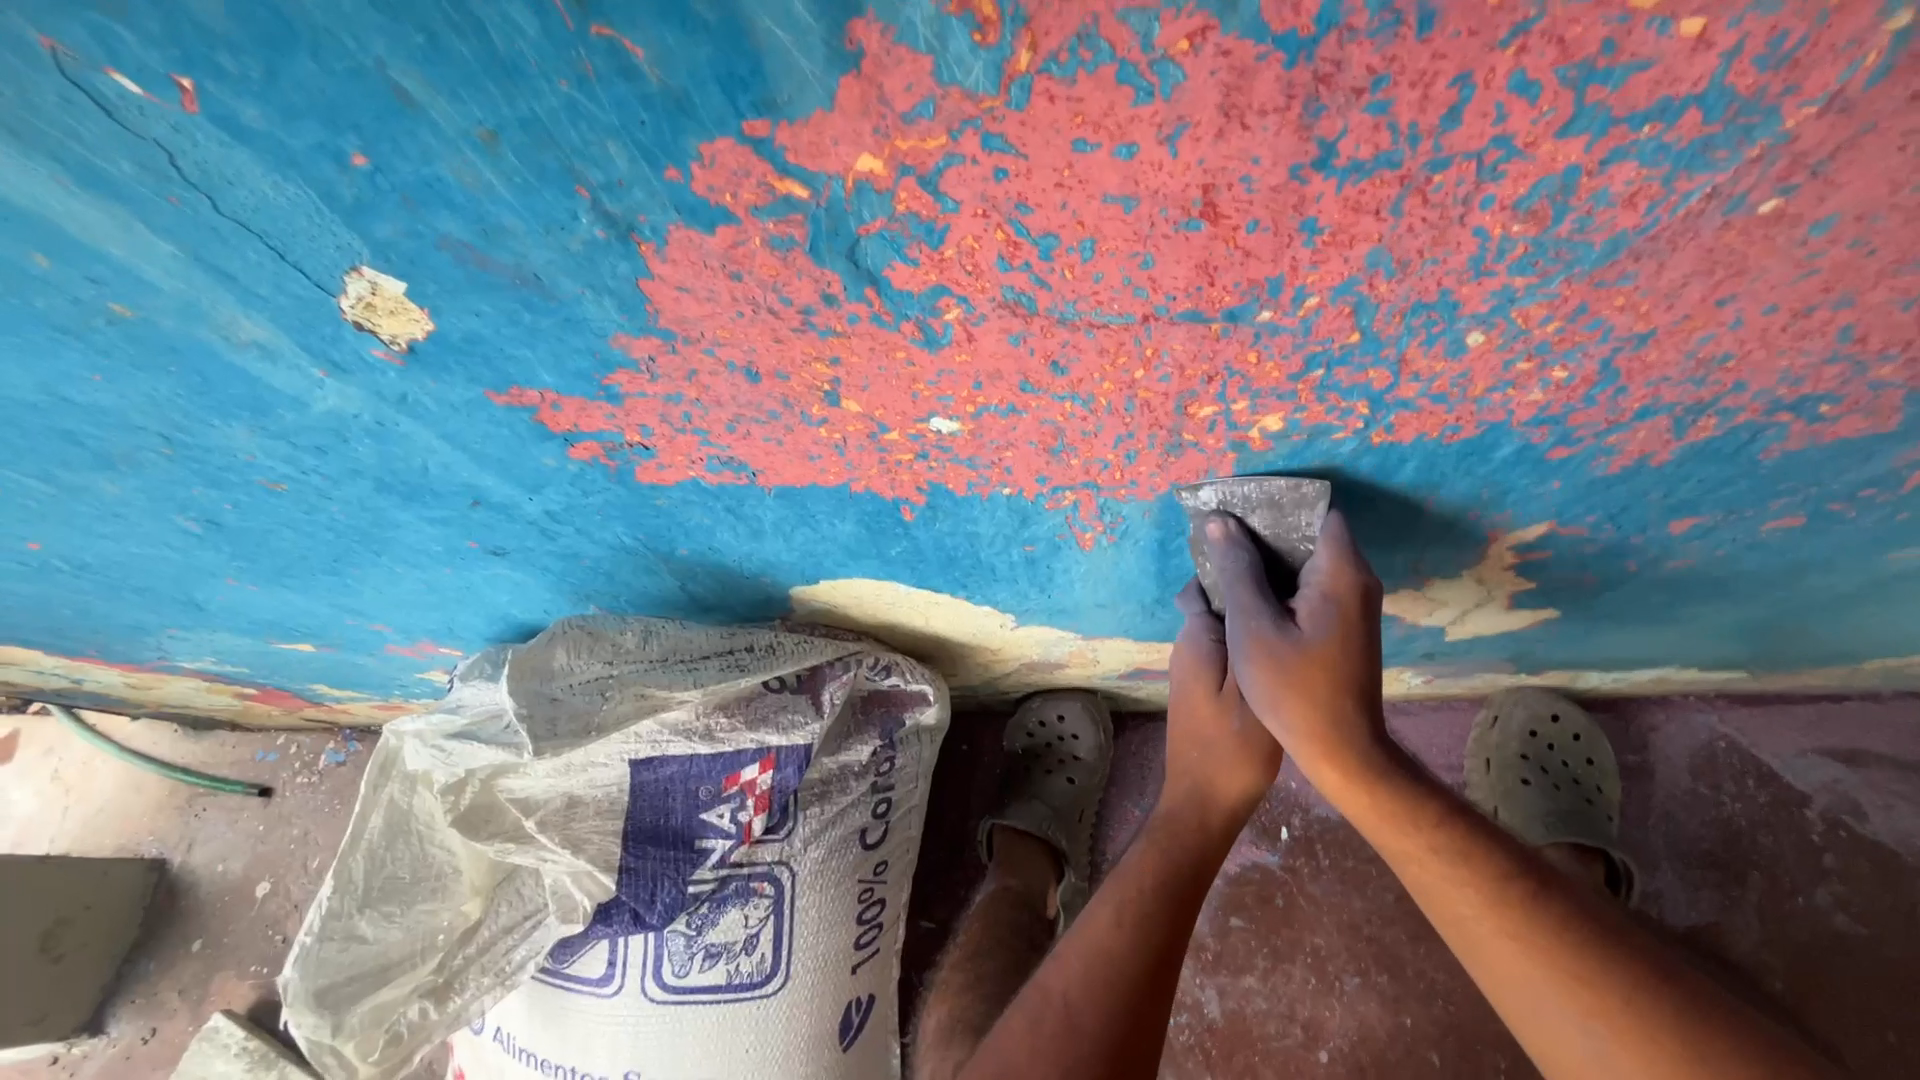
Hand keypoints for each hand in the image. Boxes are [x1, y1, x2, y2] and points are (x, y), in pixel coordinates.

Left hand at [1161, 579, 1284, 824]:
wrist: (1206, 800)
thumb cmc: (1234, 746)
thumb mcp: (1249, 686)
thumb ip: (1242, 630)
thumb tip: (1234, 576)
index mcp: (1196, 635)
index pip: (1210, 578)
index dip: (1237, 558)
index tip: (1278, 548)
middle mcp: (1189, 642)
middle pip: (1219, 597)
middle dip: (1250, 582)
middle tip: (1302, 575)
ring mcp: (1194, 664)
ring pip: (1226, 621)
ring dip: (1254, 610)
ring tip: (1301, 602)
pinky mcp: (1204, 683)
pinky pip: (1228, 644)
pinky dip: (1251, 636)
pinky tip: (1284, 641)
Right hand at [1200, 509, 1399, 795]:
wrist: (1340, 749)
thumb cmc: (1293, 688)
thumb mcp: (1253, 626)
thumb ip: (1236, 570)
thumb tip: (1218, 522)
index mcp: (1340, 572)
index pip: (1313, 511)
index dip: (1274, 505)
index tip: (1234, 509)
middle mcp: (1356, 579)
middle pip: (1308, 534)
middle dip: (1262, 532)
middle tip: (1216, 537)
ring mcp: (1353, 603)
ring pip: (1307, 562)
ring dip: (1267, 560)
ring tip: (1221, 562)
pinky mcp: (1343, 623)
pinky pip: (1309, 586)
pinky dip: (1279, 584)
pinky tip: (1244, 595)